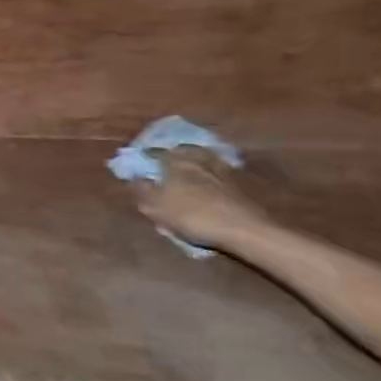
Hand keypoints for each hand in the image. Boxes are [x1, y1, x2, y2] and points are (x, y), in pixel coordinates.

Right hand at [130, 149, 277, 252]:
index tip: (144, 156)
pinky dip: (213, 172)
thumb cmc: (191, 216)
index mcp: (176, 163)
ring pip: (206, 159)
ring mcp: (223, 172)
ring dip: (198, 159)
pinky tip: (211, 179)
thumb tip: (136, 178)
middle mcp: (199, 161)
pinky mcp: (240, 185)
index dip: (150, 154)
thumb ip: (144, 190)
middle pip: (187, 150)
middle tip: (170, 155)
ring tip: (191, 165)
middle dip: (177, 152)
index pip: (159, 153)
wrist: (243, 230)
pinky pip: (221, 172)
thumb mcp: (156, 207)